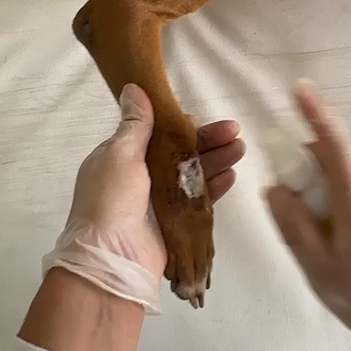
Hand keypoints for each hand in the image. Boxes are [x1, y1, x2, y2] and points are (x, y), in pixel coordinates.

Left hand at [43, 85, 244, 311]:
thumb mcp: (119, 155)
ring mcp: (159, 201)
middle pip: (179, 152)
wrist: (111, 261)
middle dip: (207, 141)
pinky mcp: (176, 222)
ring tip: (239, 148)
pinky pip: (199, 199)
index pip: (156, 134)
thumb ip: (134, 125)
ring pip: (193, 174)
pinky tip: (232, 174)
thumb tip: (133, 89)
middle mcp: (141, 177)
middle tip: (234, 131)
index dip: (179, 126)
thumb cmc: (110, 201)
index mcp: (122, 158)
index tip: (198, 119)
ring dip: (216, 159)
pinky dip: (215, 186)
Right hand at [264, 82, 350, 350]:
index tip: (300, 89)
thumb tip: (275, 189)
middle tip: (293, 198)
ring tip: (322, 231)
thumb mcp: (319, 271)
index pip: (336, 147)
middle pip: (341, 159)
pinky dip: (347, 198)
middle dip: (312, 166)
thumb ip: (294, 226)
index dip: (317, 115)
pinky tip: (344, 235)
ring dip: (330, 187)